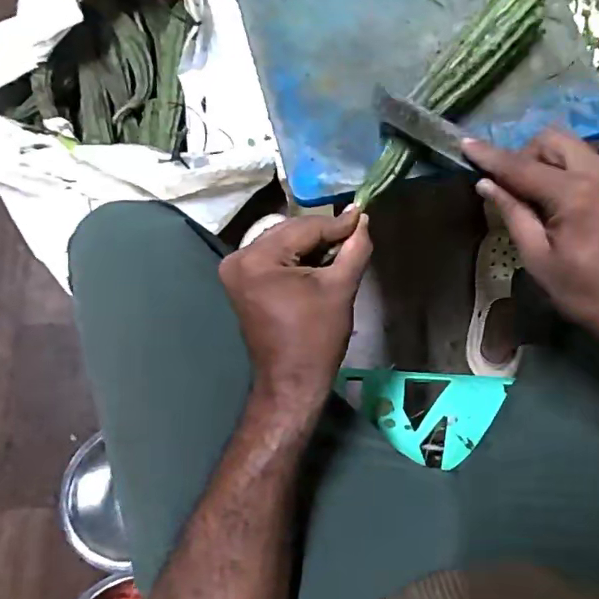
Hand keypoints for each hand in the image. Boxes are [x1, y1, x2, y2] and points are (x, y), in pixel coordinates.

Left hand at [218, 208, 373, 419]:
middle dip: (323, 233)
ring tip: (341, 247)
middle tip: (355, 231)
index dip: (337, 223)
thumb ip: (354, 249)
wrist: (291, 382)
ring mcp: (235, 270)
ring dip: (311, 244)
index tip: (363, 215)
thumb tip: (363, 219)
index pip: (304, 228)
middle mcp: (239, 258)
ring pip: (282, 242)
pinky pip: (273, 257)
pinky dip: (296, 256)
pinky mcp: (240, 282)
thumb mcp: (340, 288)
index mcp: (258, 259)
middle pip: (290, 231)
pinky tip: (320, 260)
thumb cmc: (316, 338)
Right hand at [464, 130, 598, 345]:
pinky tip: (575, 208)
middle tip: (515, 187)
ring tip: (544, 200)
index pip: (522, 165)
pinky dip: (577, 175)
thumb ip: (513, 215)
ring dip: (553, 163)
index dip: (490, 155)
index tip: (465, 143)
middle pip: (554, 139)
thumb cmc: (589, 297)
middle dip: (527, 153)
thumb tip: (487, 184)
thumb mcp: (540, 261)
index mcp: (576, 194)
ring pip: (579, 149)